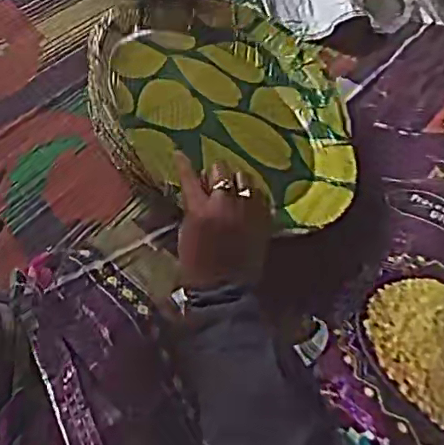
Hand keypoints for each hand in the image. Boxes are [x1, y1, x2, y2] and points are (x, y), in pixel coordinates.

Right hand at [177, 159, 269, 290]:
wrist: (223, 290)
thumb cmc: (196, 263)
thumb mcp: (185, 231)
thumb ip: (191, 206)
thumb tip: (197, 188)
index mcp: (199, 209)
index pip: (189, 177)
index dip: (183, 164)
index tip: (180, 154)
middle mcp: (224, 204)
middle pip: (220, 169)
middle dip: (215, 174)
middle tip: (212, 183)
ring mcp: (247, 210)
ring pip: (244, 176)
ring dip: (236, 181)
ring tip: (234, 191)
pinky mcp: (263, 219)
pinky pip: (261, 194)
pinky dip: (253, 195)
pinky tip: (248, 203)